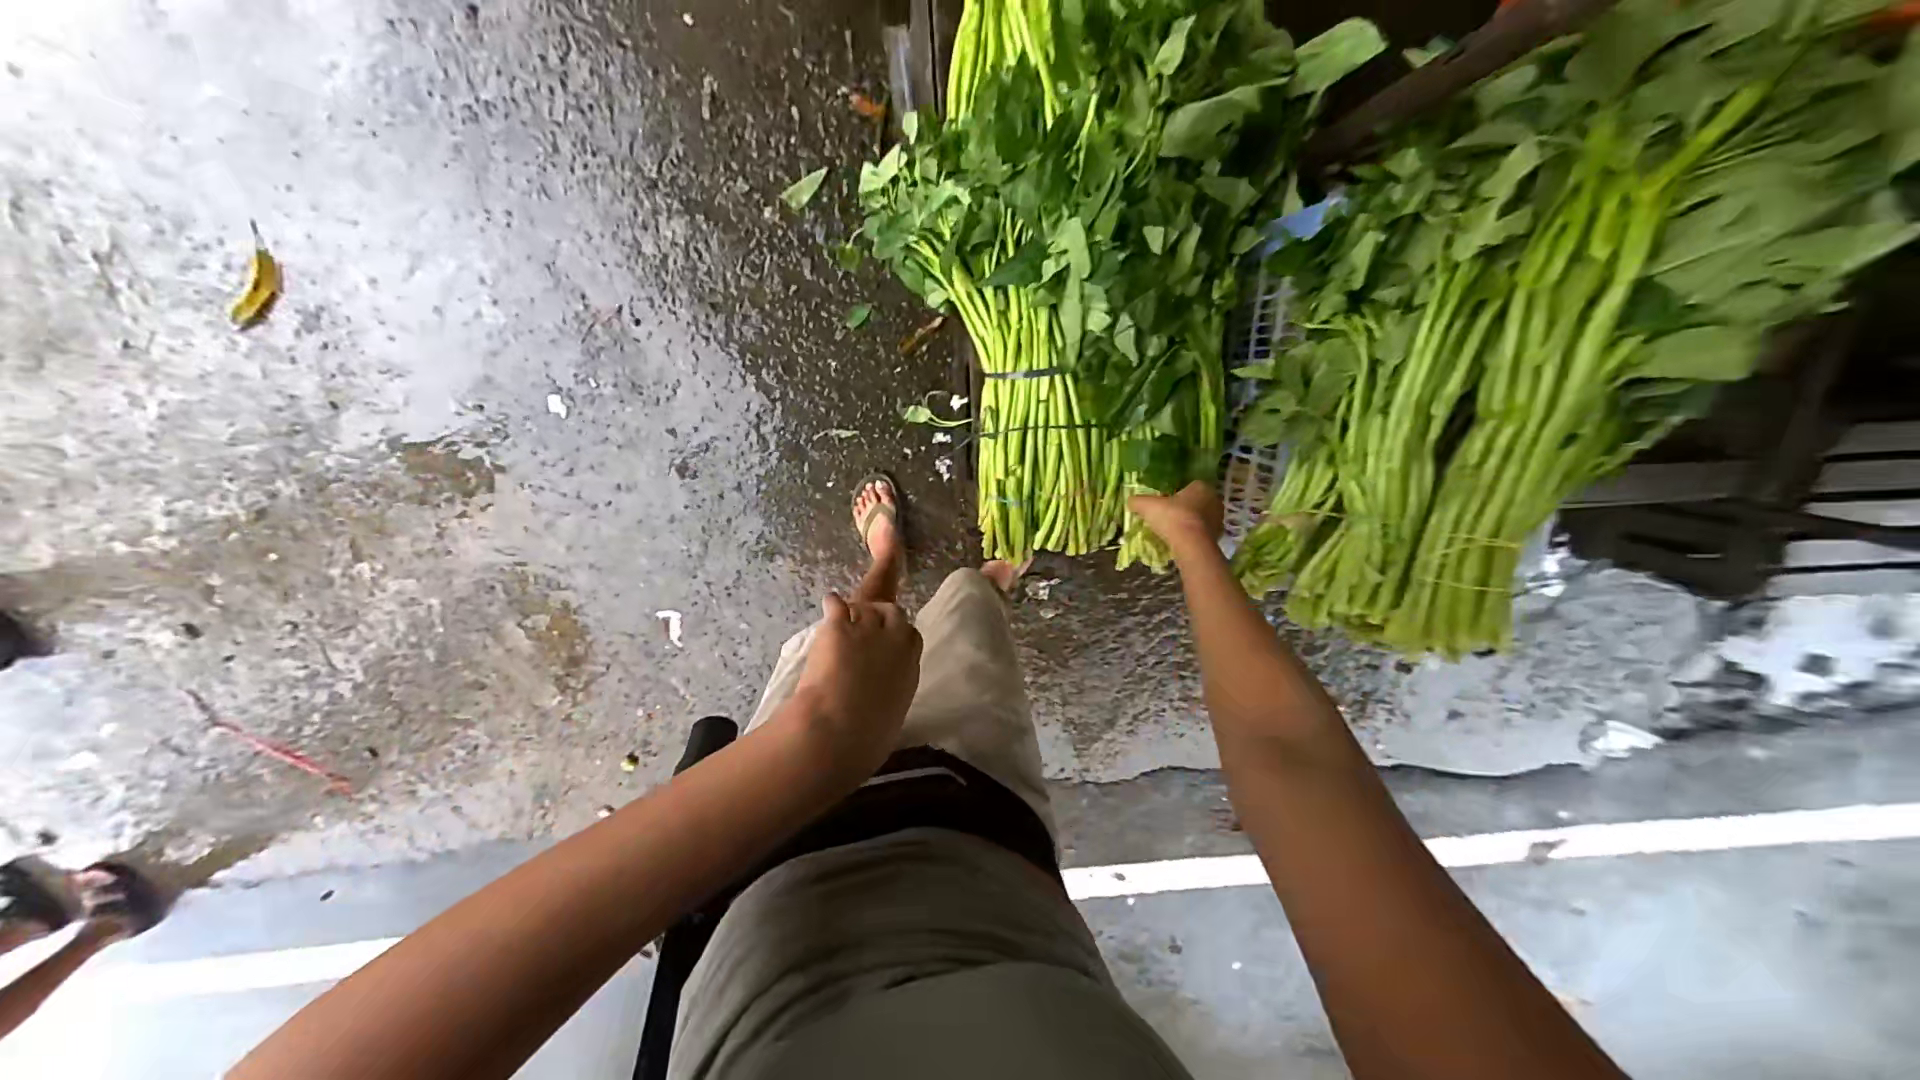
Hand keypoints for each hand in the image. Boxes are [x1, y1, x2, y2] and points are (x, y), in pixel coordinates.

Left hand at [789, 593, 922, 772]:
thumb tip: (877, 711)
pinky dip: (832, 604)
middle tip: (868, 617)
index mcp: (909, 668)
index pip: (911, 636)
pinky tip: (828, 602)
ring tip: (844, 614)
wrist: (839, 728)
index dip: (897, 633)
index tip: (887, 637)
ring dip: (855, 611)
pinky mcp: (839, 627)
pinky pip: (837, 604)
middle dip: (881, 614)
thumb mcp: (890, 718)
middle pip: (893, 613)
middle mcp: (894, 642)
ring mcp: (867, 631)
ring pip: (865, 607)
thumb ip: (887, 701)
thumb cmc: (867, 736)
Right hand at [1128, 481, 1223, 554]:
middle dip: (1183, 508)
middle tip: (1167, 517)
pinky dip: (1193, 535)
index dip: (1175, 494)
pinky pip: (1202, 533)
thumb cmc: (1172, 516)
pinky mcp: (1218, 536)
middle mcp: (1214, 500)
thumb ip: (1137, 501)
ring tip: (1172, 531)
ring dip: (1189, 523)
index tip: (1164, 503)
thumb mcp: (1147, 505)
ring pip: (1200, 518)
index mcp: (1201, 486)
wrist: (1190, 543)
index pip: (1188, 486)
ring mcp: (1218, 519)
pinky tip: (1181, 541)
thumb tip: (1131, 501)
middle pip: (1195, 502)